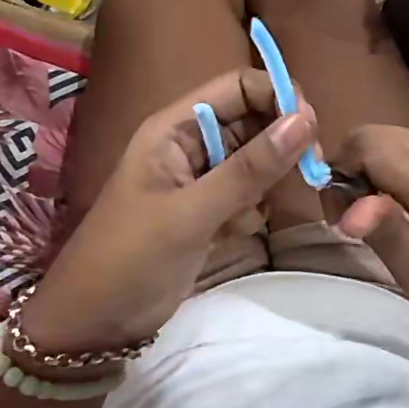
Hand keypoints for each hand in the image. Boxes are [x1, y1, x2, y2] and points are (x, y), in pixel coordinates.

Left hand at [19, 69, 315, 359]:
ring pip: (257, 161)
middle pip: (254, 121)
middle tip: (311, 170)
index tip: (312, 127)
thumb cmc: (131, 256)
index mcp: (176, 127)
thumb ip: (250, 168)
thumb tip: (305, 120)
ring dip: (268, 183)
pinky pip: (250, 195)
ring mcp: (202, 180)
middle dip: (282, 142)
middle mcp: (192, 144)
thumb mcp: (192, 211)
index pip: (238, 87)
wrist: (96, 321)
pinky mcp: (211, 212)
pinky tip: (233, 234)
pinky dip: (253, 211)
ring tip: (249, 214)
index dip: (277, 95)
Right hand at [333, 125, 408, 343]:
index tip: (341, 217)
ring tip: (371, 211)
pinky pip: (405, 144)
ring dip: (366, 167)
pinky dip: (385, 166)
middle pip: (376, 135)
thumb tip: (351, 208)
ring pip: (387, 136)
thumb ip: (388, 236)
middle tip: (351, 216)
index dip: (343, 175)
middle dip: (350, 168)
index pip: (372, 148)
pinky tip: (392, 200)